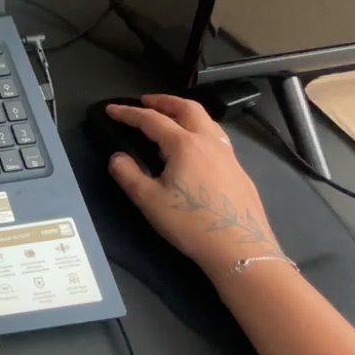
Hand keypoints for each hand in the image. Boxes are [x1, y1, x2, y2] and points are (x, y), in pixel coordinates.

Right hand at [105, 95, 284, 283]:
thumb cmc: (192, 224)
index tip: (112, 110)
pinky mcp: (241, 174)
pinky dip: (200, 131)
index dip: (128, 112)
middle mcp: (210, 144)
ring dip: (185, 113)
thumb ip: (127, 173)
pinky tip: (194, 149)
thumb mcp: (148, 200)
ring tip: (170, 119)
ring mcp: (229, 158)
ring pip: (207, 122)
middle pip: (187, 109)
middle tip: (145, 102)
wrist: (243, 253)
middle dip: (164, 101)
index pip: (151, 119)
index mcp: (185, 145)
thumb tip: (118, 157)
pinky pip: (218, 140)